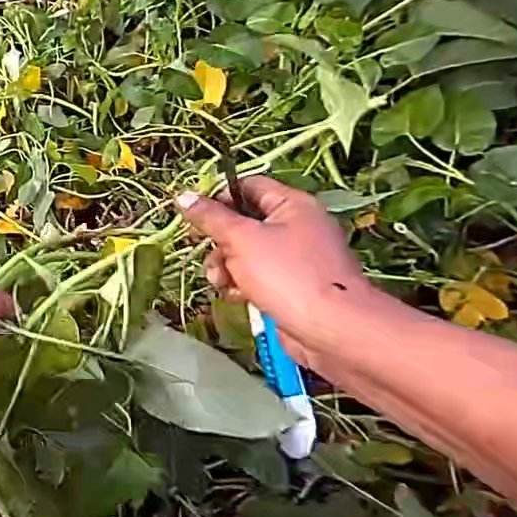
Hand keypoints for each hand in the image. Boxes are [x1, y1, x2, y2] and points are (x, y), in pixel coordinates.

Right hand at [173, 177, 377, 365]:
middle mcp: (296, 226)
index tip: (196, 218)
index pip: (246, 187)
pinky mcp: (292, 285)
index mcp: (292, 205)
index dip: (218, 199)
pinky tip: (238, 296)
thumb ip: (210, 217)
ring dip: (226, 266)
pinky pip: (257, 275)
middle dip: (219, 242)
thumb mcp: (241, 239)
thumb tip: (184, 195)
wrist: (333, 329)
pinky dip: (242, 283)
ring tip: (224, 282)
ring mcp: (296, 257)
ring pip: (245, 252)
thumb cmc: (288, 275)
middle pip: (242, 222)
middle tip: (210, 255)